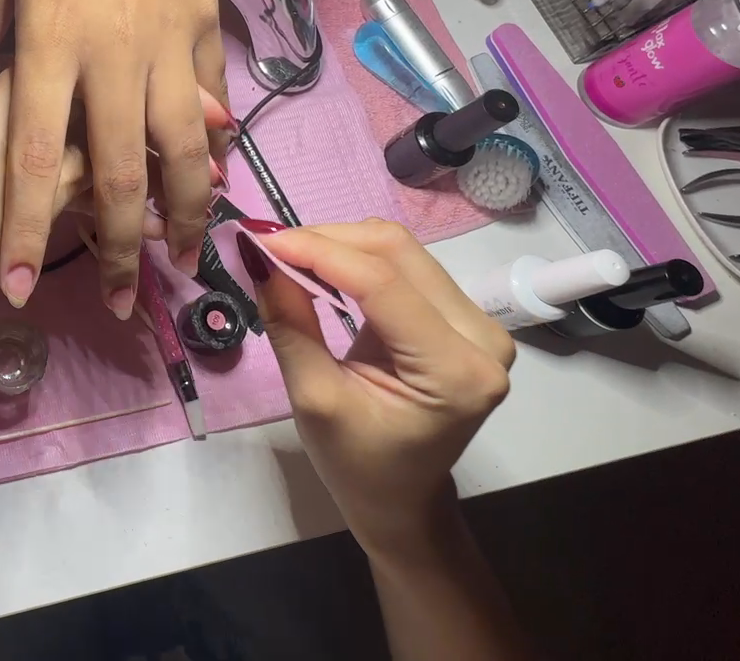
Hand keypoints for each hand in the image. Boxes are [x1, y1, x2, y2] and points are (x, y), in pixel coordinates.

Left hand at [0, 0, 231, 320]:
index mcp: (49, 46)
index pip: (30, 160)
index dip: (22, 232)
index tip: (17, 288)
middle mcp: (111, 57)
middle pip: (120, 173)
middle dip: (122, 247)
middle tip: (128, 301)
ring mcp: (166, 42)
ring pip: (186, 150)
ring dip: (189, 210)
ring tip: (189, 255)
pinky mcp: (203, 24)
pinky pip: (210, 99)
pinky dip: (213, 143)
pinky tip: (216, 174)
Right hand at [238, 221, 515, 551]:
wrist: (399, 498)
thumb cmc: (356, 463)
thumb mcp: (312, 398)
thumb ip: (289, 323)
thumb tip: (258, 257)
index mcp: (455, 371)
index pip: (382, 284)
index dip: (318, 252)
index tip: (259, 241)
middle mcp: (481, 337)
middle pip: (396, 252)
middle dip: (326, 240)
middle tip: (268, 248)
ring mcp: (477, 324)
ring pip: (399, 250)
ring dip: (338, 244)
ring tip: (288, 256)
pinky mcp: (461, 316)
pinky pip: (403, 265)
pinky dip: (354, 258)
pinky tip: (318, 266)